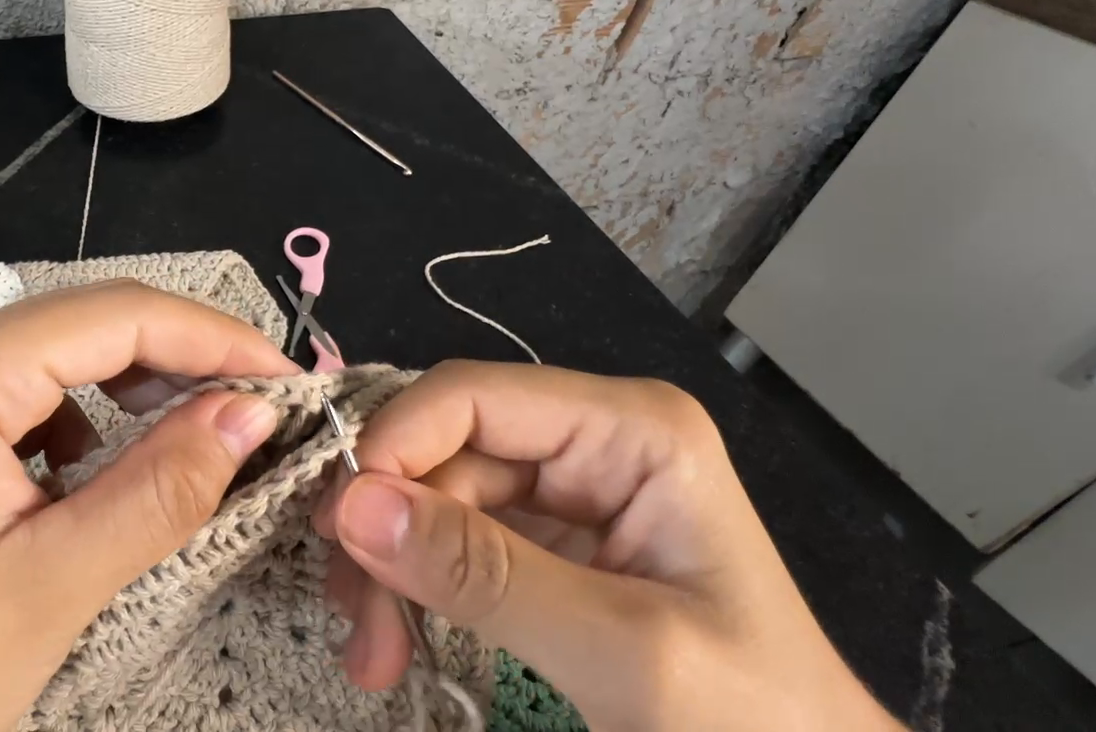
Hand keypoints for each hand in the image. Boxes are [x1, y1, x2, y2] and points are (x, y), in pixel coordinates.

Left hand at [0, 281, 296, 731]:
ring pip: (67, 355)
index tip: (289, 381)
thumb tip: (252, 413)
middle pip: (92, 323)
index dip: (215, 337)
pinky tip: (109, 470)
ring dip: (143, 385)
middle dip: (185, 357)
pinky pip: (35, 395)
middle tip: (262, 410)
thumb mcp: (52, 585)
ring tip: (205, 434)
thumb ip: (162, 488)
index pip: (117, 314)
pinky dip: (94, 418)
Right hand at [315, 361, 902, 731]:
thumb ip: (483, 575)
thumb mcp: (620, 655)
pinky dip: (412, 589)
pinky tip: (393, 642)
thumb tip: (352, 507)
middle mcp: (588, 438)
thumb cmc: (755, 729)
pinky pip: (450, 540)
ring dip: (390, 570)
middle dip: (390, 532)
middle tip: (353, 621)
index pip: (473, 397)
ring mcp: (562, 488)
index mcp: (629, 429)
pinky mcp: (541, 538)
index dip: (394, 445)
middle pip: (443, 450)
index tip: (340, 527)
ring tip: (371, 654)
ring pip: (433, 497)